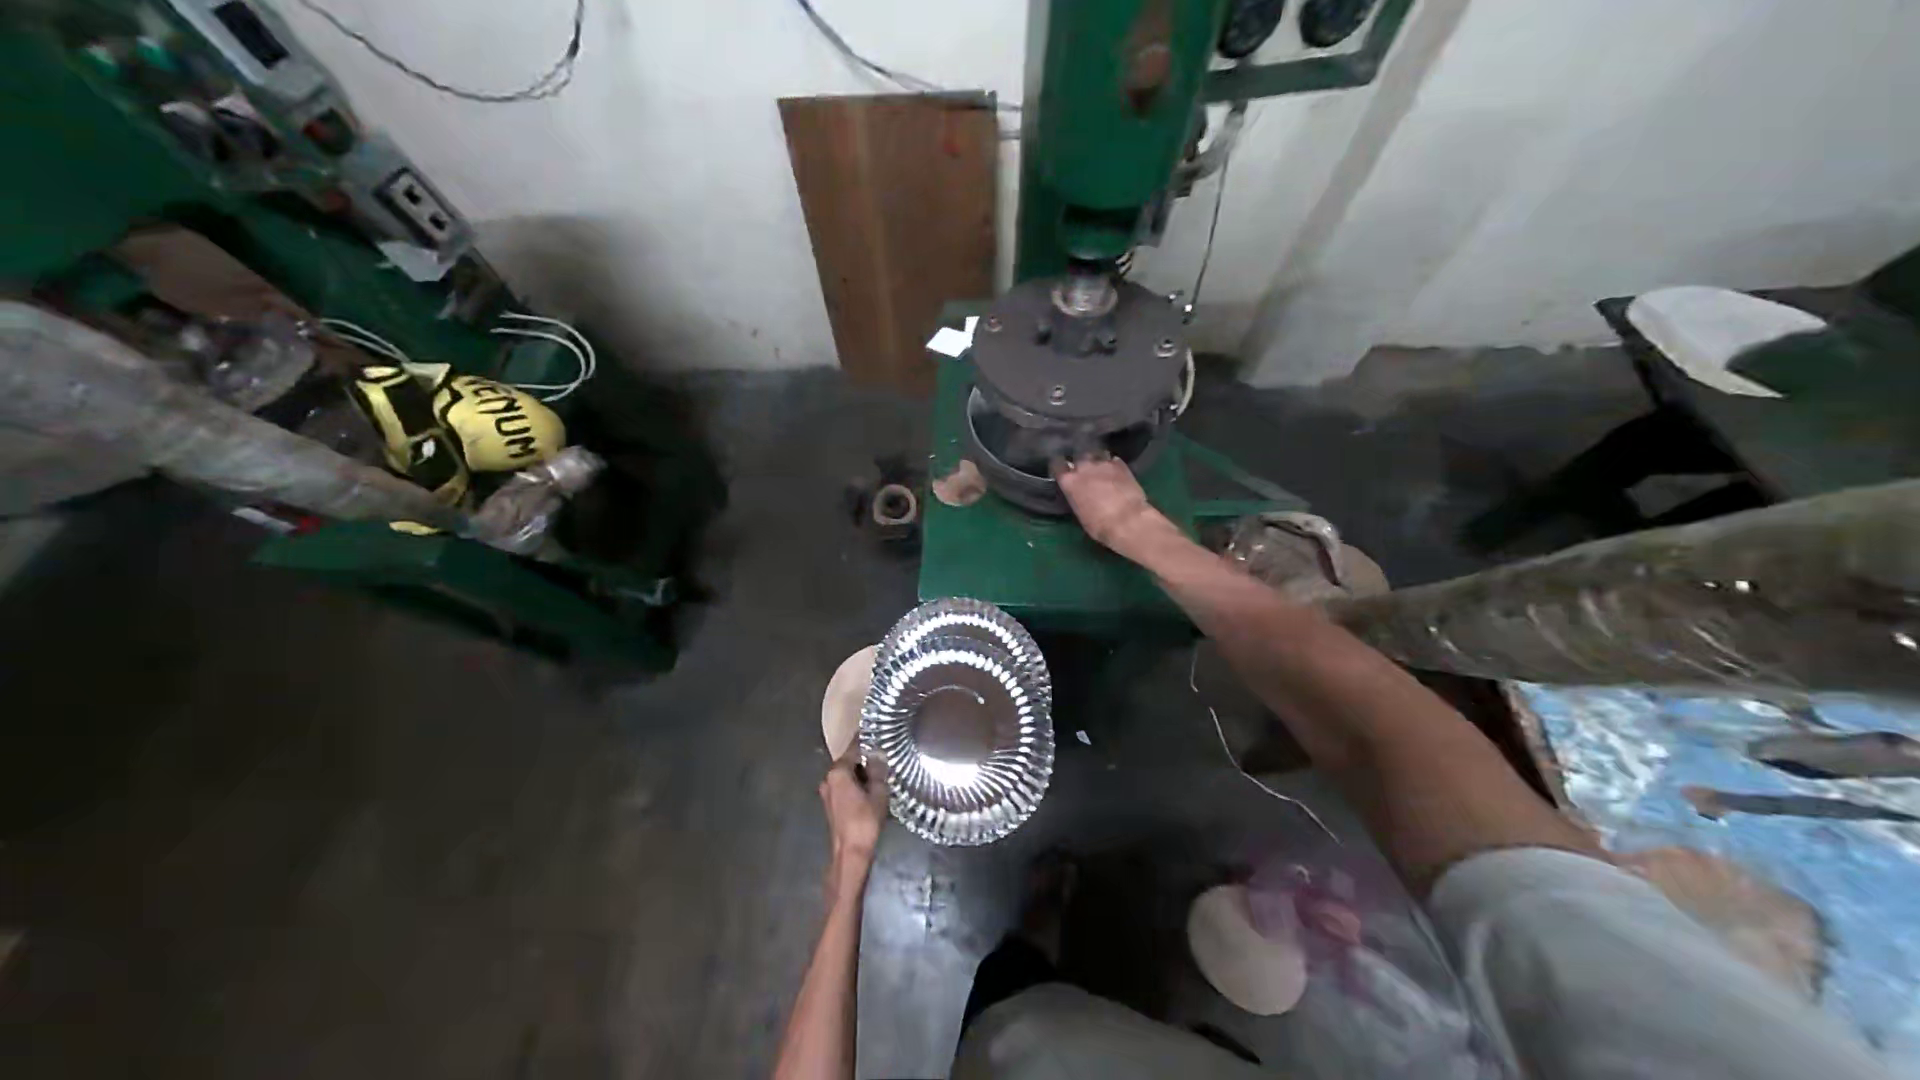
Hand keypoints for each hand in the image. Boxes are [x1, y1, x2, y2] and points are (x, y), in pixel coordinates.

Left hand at [819, 749, 888, 884]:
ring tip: (881, 771)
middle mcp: (828, 779)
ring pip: (846, 775)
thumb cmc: (865, 821)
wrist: (850, 853)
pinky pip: (845, 787)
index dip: (866, 741)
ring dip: (861, 773)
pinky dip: (856, 784)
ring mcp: (827, 793)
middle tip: (884, 754)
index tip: (876, 732)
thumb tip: (877, 754)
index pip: (853, 748)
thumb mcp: (878, 793)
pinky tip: (870, 789)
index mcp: (837, 772)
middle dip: (865, 758)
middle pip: (849, 761)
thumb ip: (877, 771)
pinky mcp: (831, 805)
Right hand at [1051, 453, 1179, 560]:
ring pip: (1096, 453)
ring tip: (1100, 468)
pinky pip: (1113, 460)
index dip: (1059, 466)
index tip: (1062, 471)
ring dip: (1096, 459)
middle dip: (1080, 462)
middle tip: (1083, 470)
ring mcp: (1103, 464)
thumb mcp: (1080, 514)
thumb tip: (1080, 494)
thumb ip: (1077, 498)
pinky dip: (1112, 464)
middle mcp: (1083, 467)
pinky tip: (1115, 471)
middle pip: (1078, 456)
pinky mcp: (1121, 465)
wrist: (1128, 521)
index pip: (1057, 464)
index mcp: (1069, 481)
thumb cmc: (1100, 526)